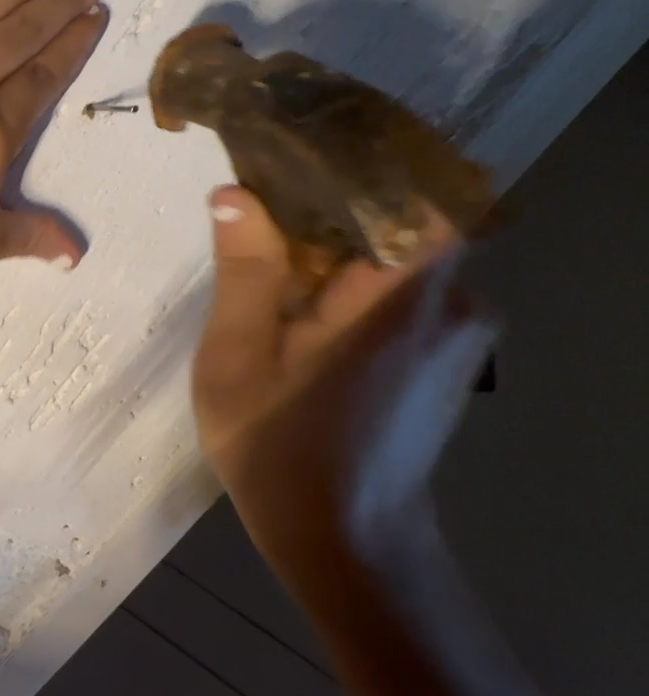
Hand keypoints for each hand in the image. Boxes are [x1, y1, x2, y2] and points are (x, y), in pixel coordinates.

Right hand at [193, 187, 496, 568]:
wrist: (339, 533)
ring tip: (278, 293)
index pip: (414, 190)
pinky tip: (310, 333)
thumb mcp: (237, 356)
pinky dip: (361, 298)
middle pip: (406, 227)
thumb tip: (234, 195)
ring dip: (345, 266)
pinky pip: (409, 302)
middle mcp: (455, 302)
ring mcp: (461, 335)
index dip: (361, 167)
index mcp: (403, 293)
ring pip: (405, 267)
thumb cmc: (276, 444)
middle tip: (263, 233)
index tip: (298, 163)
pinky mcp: (451, 361)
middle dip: (336, 223)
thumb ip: (246, 271)